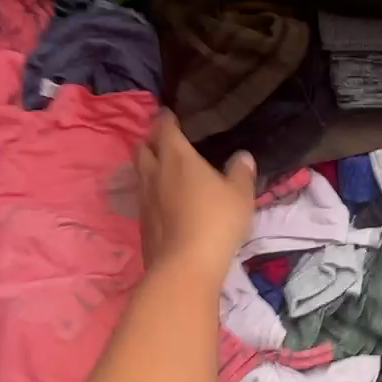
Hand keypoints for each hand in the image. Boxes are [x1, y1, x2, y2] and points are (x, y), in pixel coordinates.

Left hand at [135, 112, 255, 271]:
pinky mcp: (142, 224)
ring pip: (139, 174)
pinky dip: (151, 193)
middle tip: (164, 141)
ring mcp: (143, 200)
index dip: (166, 119)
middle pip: (142, 148)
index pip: (164, 128)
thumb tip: (242, 157)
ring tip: (164, 170)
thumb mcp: (240, 195)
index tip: (170, 114)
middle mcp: (154, 173)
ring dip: (148, 167)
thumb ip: (241, 172)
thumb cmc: (216, 221)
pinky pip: (143, 198)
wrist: (184, 267)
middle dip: (150, 141)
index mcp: (177, 158)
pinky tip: (165, 202)